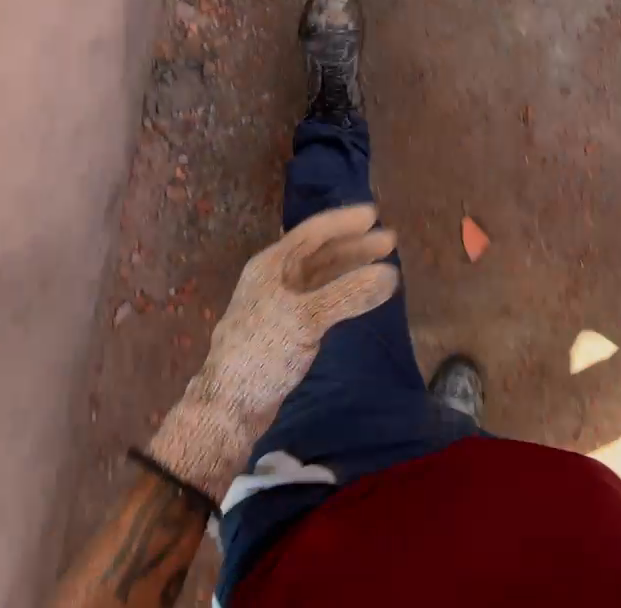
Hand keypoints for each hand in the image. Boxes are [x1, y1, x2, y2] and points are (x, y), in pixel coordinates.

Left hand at [146, 205, 399, 498]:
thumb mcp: (306, 320)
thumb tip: (391, 274)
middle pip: (320, 253)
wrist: (230, 406)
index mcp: (273, 266)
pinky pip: (322, 297)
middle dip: (354, 246)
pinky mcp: (288, 328)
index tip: (374, 215)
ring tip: (382, 265)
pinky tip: (359, 296)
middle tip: (390, 241)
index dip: (344, 222)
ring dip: (350, 268)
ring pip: (321, 276)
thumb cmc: (262, 353)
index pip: (313, 233)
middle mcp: (276, 278)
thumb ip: (348, 295)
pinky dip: (343, 292)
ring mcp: (281, 303)